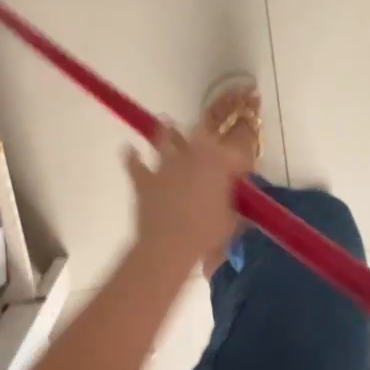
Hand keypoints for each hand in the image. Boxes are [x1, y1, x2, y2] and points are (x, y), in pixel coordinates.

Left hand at [125, 125, 243, 270]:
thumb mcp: (231, 219)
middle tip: (206, 141)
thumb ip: (232, 202)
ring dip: (166, 132)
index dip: (238, 160)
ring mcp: (165, 166)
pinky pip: (134, 163)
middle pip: (199, 134)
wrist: (170, 245)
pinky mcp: (143, 179)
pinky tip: (129, 150)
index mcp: (218, 164)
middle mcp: (192, 156)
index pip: (233, 153)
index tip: (240, 169)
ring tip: (166, 124)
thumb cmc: (207, 234)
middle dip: (203, 136)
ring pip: (165, 139)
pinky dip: (131, 157)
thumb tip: (232, 198)